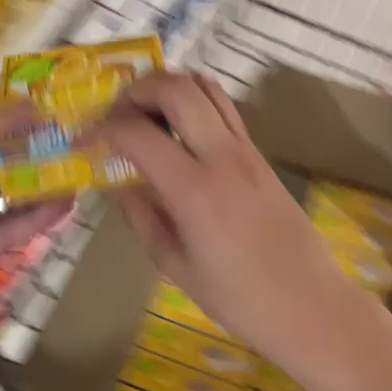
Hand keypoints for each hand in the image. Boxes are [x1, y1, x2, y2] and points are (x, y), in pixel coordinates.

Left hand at [0, 91, 72, 335]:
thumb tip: (39, 102)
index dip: (23, 96)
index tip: (66, 86)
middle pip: (10, 147)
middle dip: (46, 136)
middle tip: (90, 126)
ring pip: (21, 186)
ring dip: (51, 174)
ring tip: (89, 161)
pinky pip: (21, 225)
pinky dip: (44, 213)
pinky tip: (71, 200)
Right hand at [95, 72, 361, 348]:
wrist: (309, 303)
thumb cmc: (239, 298)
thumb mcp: (175, 266)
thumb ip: (144, 217)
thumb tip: (122, 183)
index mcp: (195, 190)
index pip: (138, 133)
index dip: (101, 128)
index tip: (82, 139)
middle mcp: (223, 156)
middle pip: (177, 88)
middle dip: (137, 89)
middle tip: (114, 113)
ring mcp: (247, 151)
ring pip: (207, 87)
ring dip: (170, 88)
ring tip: (144, 113)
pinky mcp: (260, 155)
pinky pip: (224, 109)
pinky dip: (194, 103)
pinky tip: (177, 132)